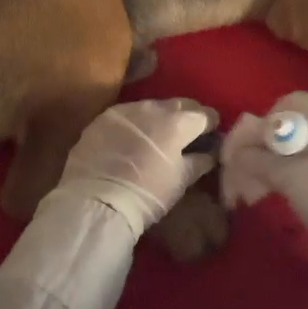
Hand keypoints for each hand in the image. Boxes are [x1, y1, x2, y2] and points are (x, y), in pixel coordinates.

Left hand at [56, 98, 218, 235]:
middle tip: (187, 133)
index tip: (211, 134)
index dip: (210, 124)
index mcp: (178, 122)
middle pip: (179, 105)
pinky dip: (135, 124)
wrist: (95, 204)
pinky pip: (128, 115)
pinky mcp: (103, 118)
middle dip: (187, 116)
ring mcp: (126, 110)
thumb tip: (212, 152)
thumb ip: (200, 160)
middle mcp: (154, 107)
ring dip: (159, 118)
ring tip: (158, 136)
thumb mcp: (180, 181)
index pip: (204, 114)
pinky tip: (132, 140)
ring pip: (152, 107)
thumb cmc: (147, 194)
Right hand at [220, 92, 307, 238]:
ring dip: (288, 148)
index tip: (261, 138)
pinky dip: (302, 157)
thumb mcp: (288, 177)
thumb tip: (238, 153)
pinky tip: (289, 177)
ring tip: (272, 169)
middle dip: (279, 134)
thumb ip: (260, 160)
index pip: (297, 101)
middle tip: (263, 155)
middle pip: (303, 118)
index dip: (274, 115)